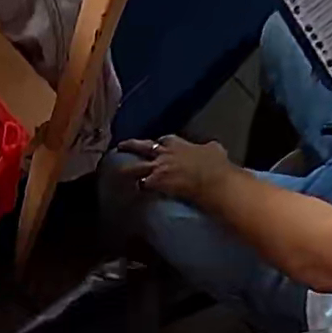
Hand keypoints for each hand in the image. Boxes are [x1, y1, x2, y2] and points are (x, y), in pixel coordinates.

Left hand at [115, 136, 238, 204]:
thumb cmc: (216, 164)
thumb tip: (210, 148)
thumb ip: (206, 148)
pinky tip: (133, 192)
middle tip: (120, 147)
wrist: (212, 179)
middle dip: (130, 146)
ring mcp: (158, 167)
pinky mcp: (156, 182)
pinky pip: (142, 185)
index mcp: (177, 142)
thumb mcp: (213, 149)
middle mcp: (164, 152)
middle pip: (142, 147)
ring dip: (126, 170)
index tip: (153, 147)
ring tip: (115, 172)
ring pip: (136, 166)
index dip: (156, 145)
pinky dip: (138, 188)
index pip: (161, 140)